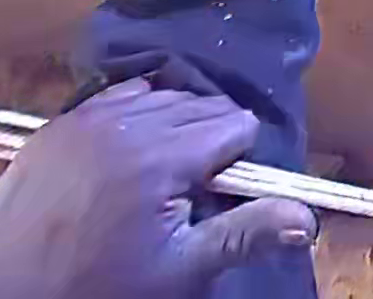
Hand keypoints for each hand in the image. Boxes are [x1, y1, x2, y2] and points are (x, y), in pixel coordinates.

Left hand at [0, 79, 315, 298]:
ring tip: (155, 174)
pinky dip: (142, 114)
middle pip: (210, 106)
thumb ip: (247, 233)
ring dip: (179, 126)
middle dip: (209, 140)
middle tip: (182, 190)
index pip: (239, 124)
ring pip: (175, 96)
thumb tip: (311, 219)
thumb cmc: (92, 291)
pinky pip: (129, 94)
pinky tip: (127, 153)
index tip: (207, 195)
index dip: (233, 160)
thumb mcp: (178, 271)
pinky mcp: (62, 123)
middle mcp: (130, 125)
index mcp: (161, 158)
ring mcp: (90, 119)